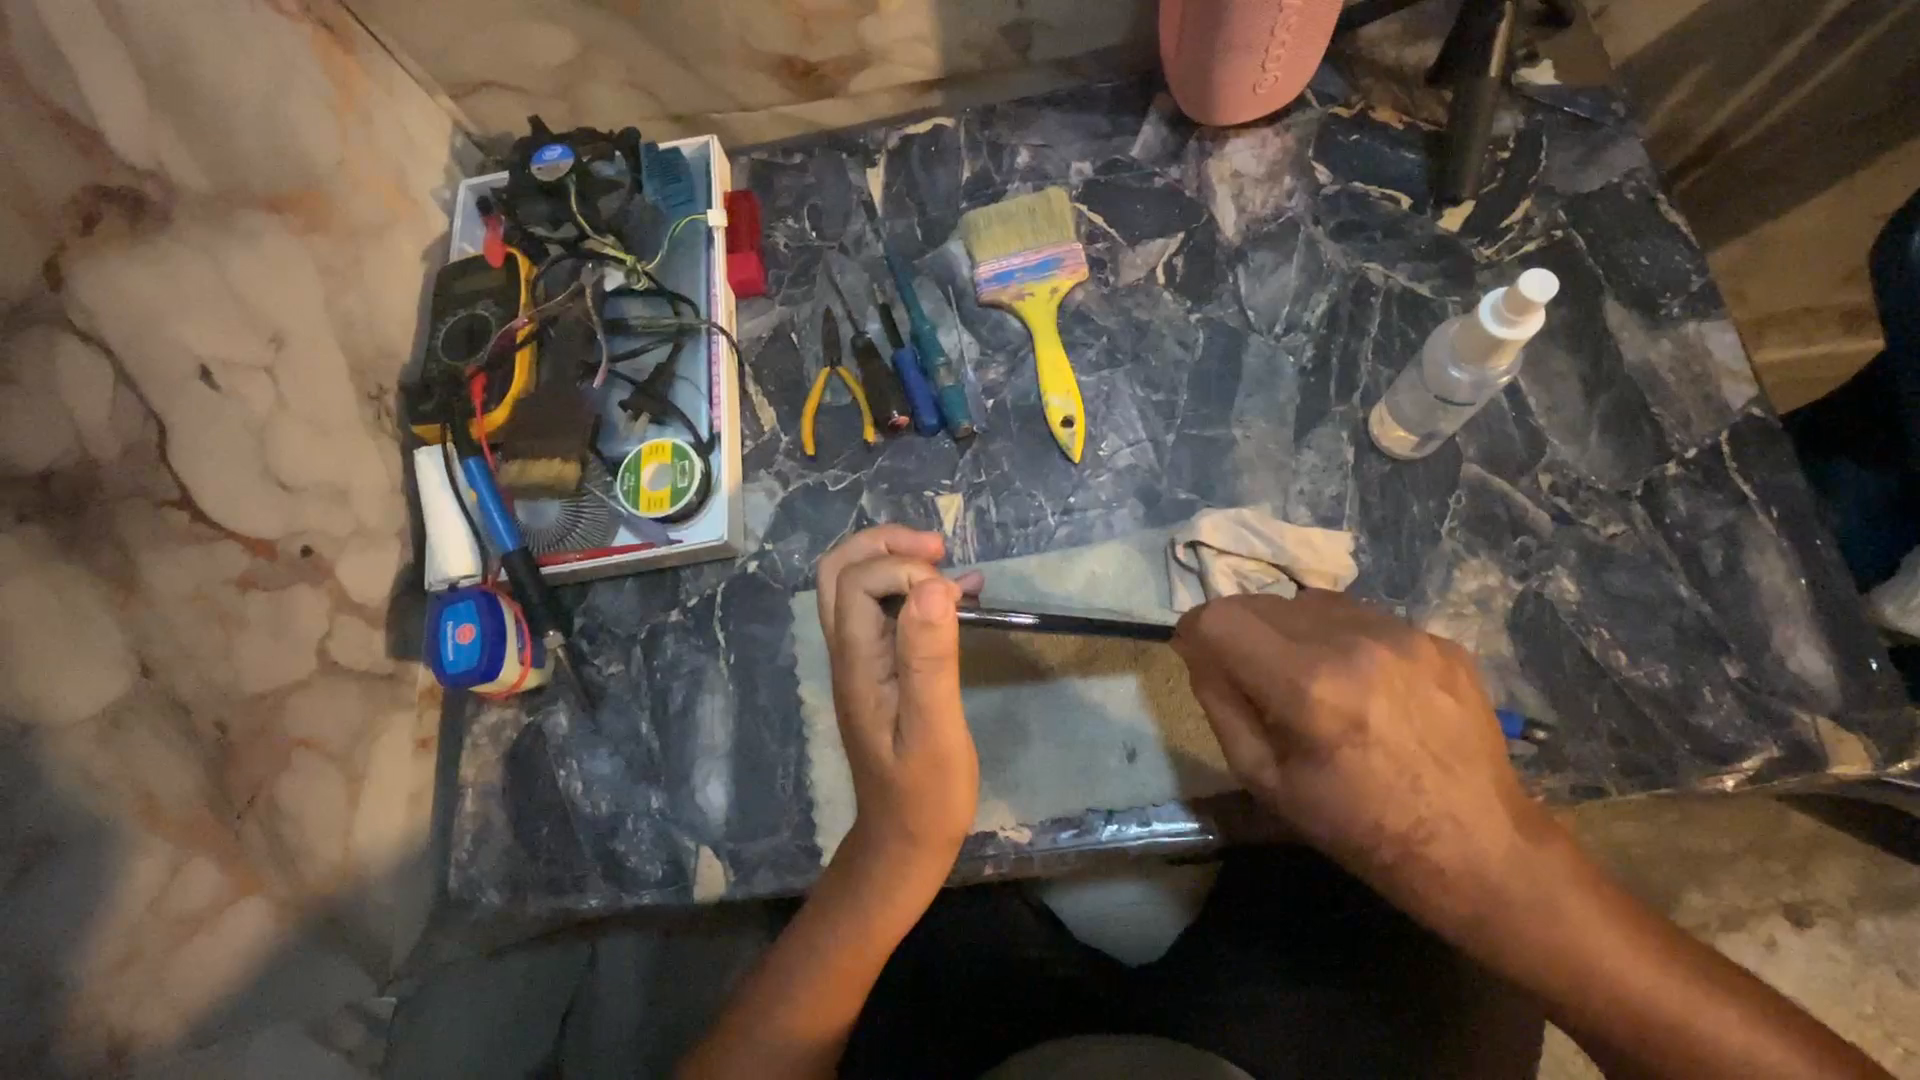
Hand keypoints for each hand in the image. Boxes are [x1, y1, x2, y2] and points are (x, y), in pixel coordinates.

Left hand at [816, 526, 981, 880]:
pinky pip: (888, 612)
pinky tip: (965, 596)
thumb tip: (932, 588)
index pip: (857, 582)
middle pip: (840, 571)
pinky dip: (918, 591)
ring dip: (898, 561)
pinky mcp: (882, 670)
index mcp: (857, 663)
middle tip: (938, 551)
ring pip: (858, 586)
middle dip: (885, 545)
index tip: (949, 591)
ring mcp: (863, 661)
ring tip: (950, 566)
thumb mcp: (935, 731)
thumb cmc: (924, 794)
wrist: (905, 841)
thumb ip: (930, 660)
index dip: (902, 568)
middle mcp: (850, 653)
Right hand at [1173, 591, 1548, 930]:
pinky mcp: (1437, 637)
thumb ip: (1220, 703)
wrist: (1477, 846)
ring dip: (1292, 630)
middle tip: (1253, 675)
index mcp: (1307, 686)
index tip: (1199, 657)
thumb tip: (1199, 650)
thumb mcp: (1264, 779)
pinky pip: (1363, 616)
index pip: (1219, 617)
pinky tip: (1364, 685)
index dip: (1196, 634)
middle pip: (1261, 601)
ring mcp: (1403, 634)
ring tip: (1314, 680)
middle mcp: (1353, 642)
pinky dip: (1343, 639)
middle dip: (1241, 631)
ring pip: (1311, 602)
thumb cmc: (1356, 825)